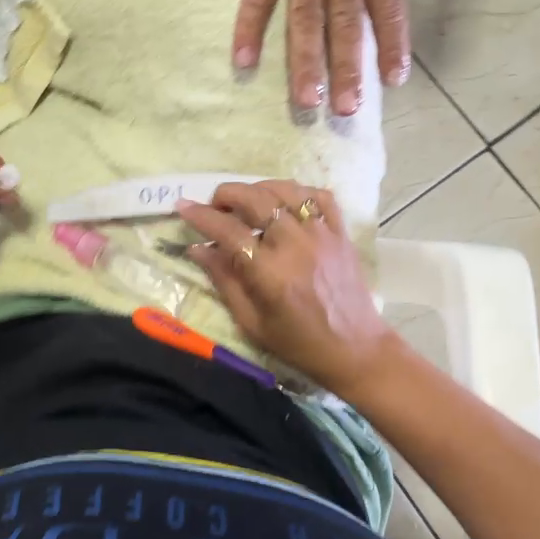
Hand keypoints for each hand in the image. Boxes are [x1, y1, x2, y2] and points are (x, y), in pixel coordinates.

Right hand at [175, 180, 396, 394]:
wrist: (356, 350)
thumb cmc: (299, 344)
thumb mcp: (252, 322)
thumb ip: (223, 280)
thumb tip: (196, 248)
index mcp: (270, 272)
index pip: (228, 230)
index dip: (201, 215)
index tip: (183, 206)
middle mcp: (295, 244)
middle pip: (255, 198)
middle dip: (226, 194)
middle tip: (215, 206)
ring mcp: (322, 234)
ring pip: (285, 190)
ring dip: (259, 188)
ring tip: (247, 201)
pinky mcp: (340, 233)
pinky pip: (320, 196)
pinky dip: (299, 192)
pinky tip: (285, 203)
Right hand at [236, 0, 463, 118]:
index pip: (388, 6)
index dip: (392, 44)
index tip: (395, 81)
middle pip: (344, 21)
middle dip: (348, 67)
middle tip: (348, 108)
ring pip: (304, 18)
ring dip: (305, 61)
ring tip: (306, 99)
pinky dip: (248, 28)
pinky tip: (243, 60)